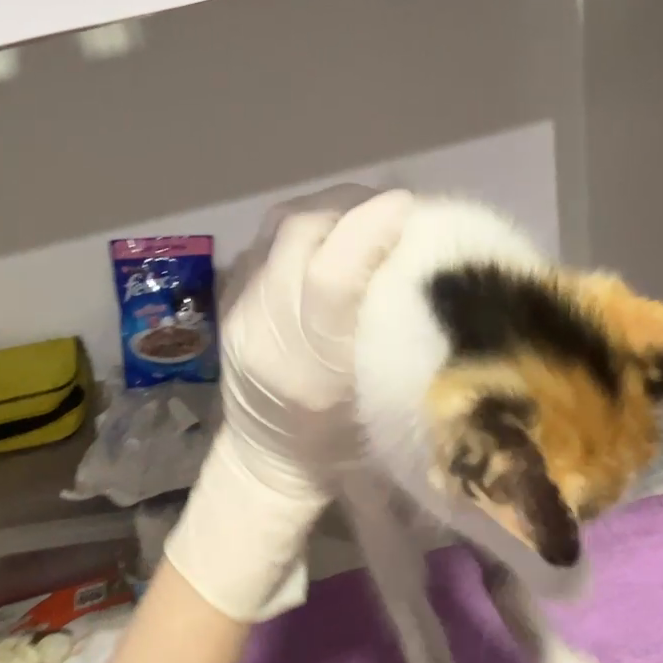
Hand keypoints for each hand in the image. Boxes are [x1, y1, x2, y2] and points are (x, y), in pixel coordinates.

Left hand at [165, 188, 413, 621]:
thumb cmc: (338, 443)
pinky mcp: (228, 293)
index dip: (370, 228)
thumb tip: (433, 264)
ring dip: (329, 206)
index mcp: (310, 368)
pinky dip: (306, 223)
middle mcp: (264, 329)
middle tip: (393, 209)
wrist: (265, 458)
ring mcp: (238, 307)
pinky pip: (267, 237)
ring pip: (280, 225)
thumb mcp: (383, 404)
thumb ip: (402, 340)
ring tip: (364, 213)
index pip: (331, 277)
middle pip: (301, 232)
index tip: (410, 207)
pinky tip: (330, 232)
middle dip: (353, 205)